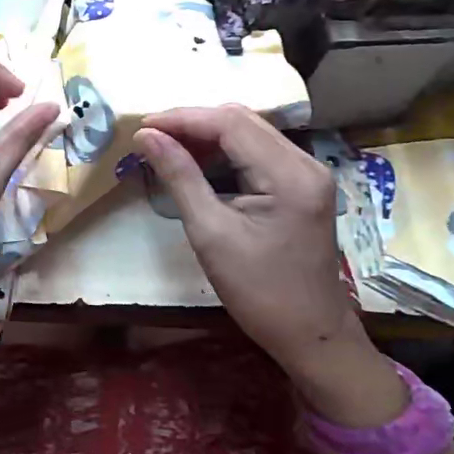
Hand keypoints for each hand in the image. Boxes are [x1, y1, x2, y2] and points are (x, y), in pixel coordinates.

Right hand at [134, 105, 404, 425]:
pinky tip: (198, 162)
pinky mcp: (303, 186)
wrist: (311, 334)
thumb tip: (147, 137)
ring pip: (251, 132)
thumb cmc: (258, 292)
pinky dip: (226, 151)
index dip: (183, 118)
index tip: (142, 126)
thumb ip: (180, 177)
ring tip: (167, 147)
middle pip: (243, 121)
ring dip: (208, 134)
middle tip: (151, 136)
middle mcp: (306, 164)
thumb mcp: (210, 233)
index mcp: (289, 175)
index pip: (231, 124)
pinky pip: (259, 152)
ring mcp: (308, 173)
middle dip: (193, 122)